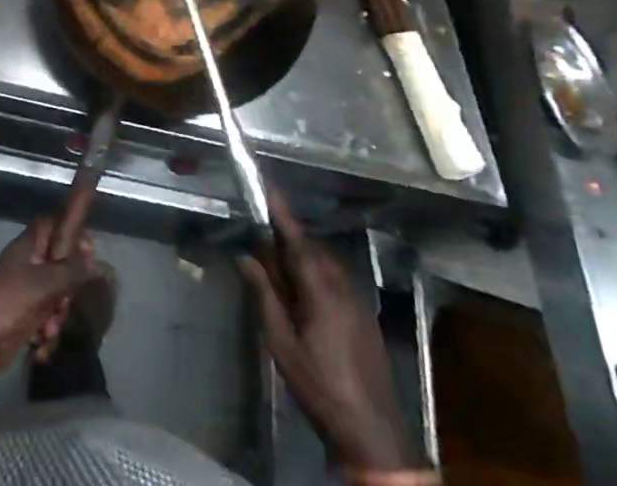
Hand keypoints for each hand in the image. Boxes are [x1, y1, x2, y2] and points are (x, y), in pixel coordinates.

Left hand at [0, 216, 104, 373]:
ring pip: (58, 297)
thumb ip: (75, 271)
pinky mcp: (23, 318)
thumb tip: (101, 264)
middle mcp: (29, 264)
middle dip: (69, 289)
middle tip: (64, 301)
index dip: (73, 233)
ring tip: (47, 330)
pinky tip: (39, 347)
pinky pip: (47, 321)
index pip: (55, 224)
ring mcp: (26, 292)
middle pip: (62, 265)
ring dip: (57, 317)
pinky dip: (46, 335)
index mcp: (30, 246)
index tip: (87, 254)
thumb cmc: (8, 302)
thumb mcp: (46, 283)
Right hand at [238, 189, 415, 471]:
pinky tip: (299, 288)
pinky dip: (313, 271)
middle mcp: (344, 287)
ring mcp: (358, 301)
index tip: (268, 188)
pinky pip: (335, 279)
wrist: (370, 429)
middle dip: (286, 235)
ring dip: (300, 254)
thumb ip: (265, 295)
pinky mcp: (363, 316)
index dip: (281, 213)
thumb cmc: (318, 385)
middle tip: (259, 229)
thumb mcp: (281, 342)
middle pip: (312, 249)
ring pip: (324, 264)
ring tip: (273, 258)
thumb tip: (246, 256)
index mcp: (322, 290)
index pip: (297, 240)